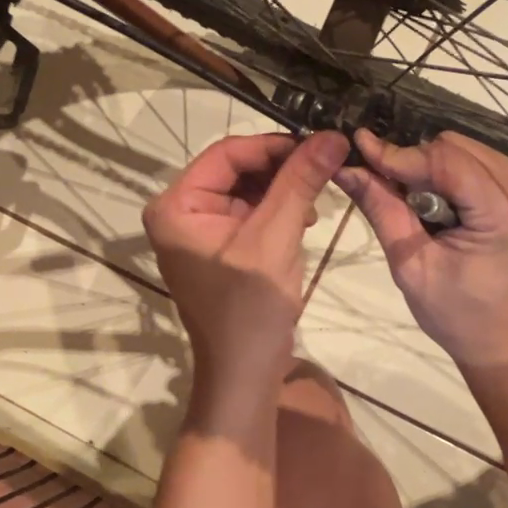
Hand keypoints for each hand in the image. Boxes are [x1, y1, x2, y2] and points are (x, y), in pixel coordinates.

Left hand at [144, 131, 348, 389]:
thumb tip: (332, 134)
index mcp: (175, 206)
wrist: (245, 373)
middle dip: (281, 171)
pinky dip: (277, 214)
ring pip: (247, 193)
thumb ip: (300, 182)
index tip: (319, 144)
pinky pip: (249, 217)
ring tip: (316, 203)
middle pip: (236, 171)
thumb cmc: (251, 308)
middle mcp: (179, 214)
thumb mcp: (276, 237)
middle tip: (324, 171)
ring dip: (283, 193)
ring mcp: (197, 234)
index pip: (228, 154)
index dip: (274, 146)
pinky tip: (303, 222)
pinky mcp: (218, 251)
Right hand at [335, 129, 507, 368]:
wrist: (504, 340)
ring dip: (434, 170)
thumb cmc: (456, 314)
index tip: (360, 151)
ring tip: (419, 207)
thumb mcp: (410, 266)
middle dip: (417, 165)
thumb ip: (382, 210)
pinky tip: (444, 207)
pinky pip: (483, 162)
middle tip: (391, 194)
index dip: (399, 155)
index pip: (444, 159)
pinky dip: (454, 176)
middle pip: (456, 148)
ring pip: (468, 150)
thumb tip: (347, 168)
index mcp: (504, 212)